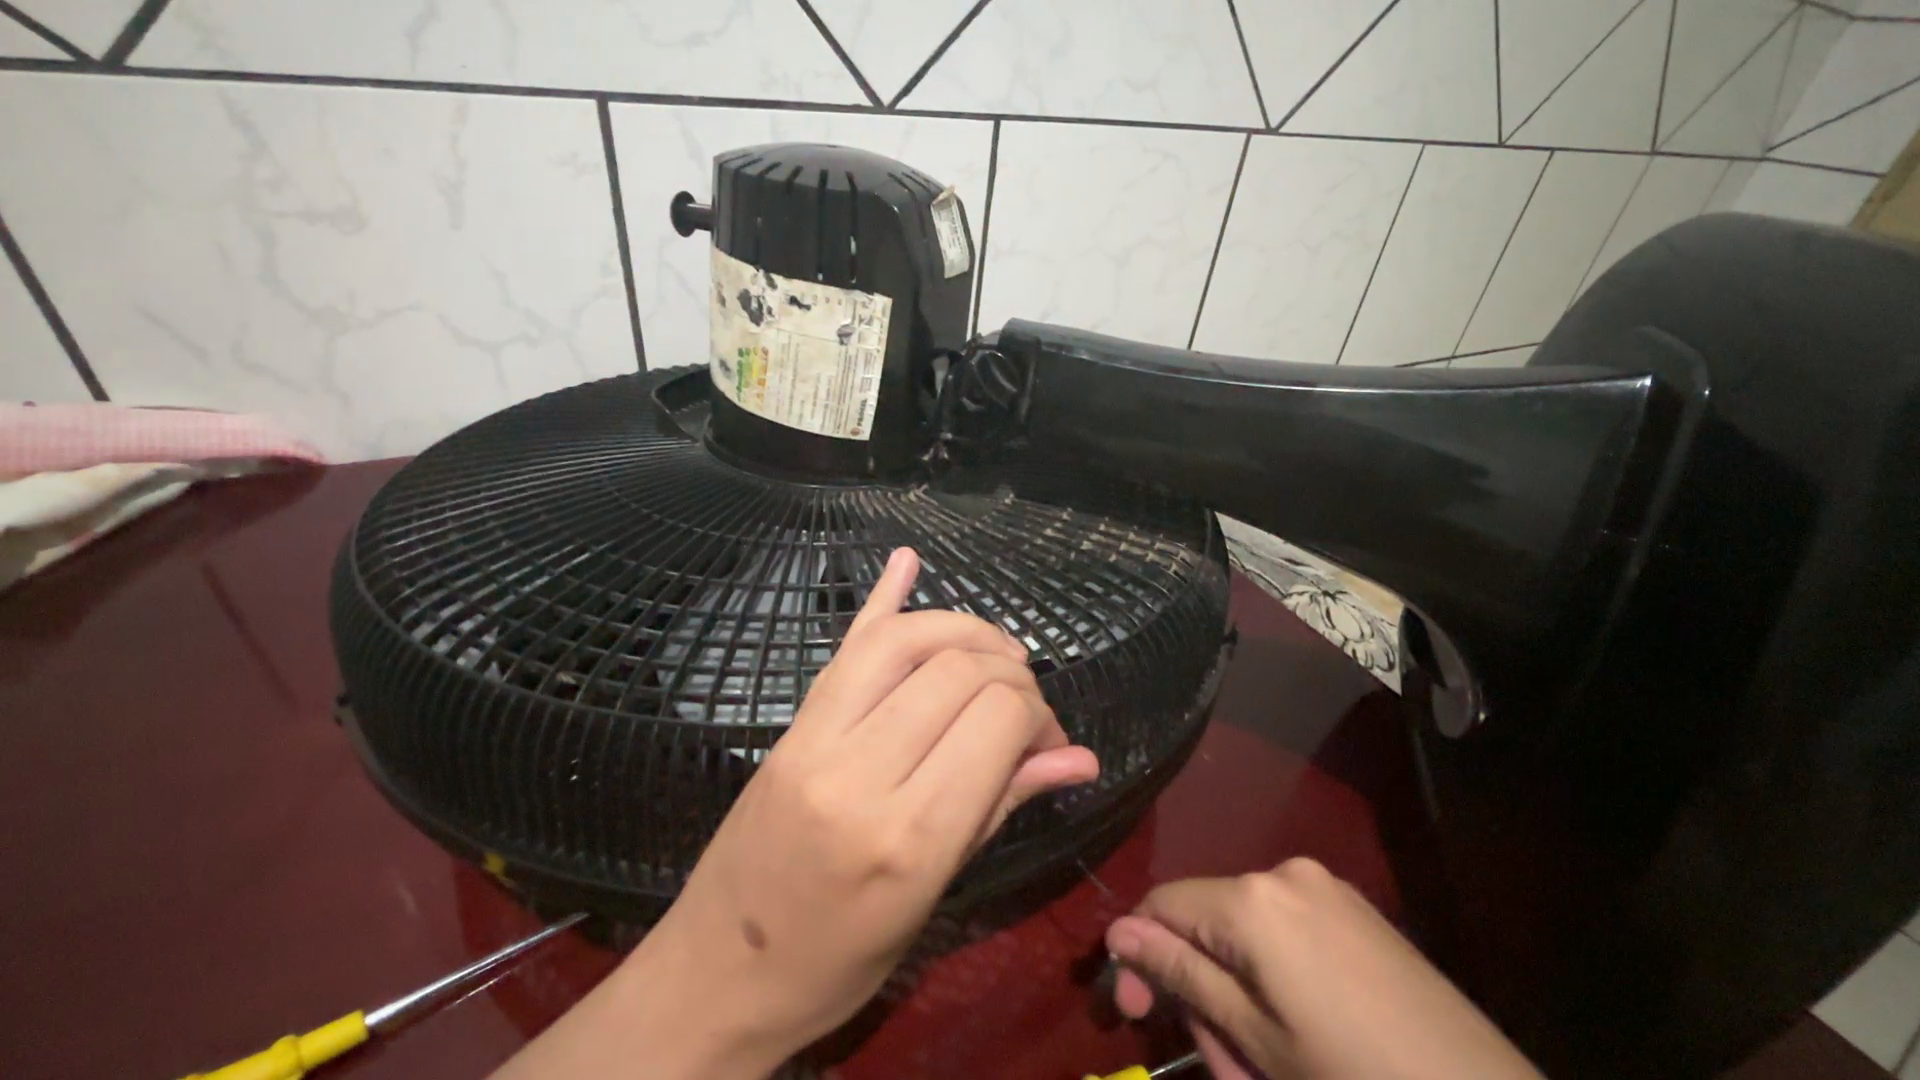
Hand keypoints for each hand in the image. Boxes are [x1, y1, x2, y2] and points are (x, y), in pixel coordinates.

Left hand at [492, 547, 1099, 1078]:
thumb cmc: (838, 963)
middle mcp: (858, 772)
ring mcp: (813, 740)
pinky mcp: (788, 727)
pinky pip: (844, 649)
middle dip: (1010, 675)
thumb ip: (999, 808)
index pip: (997, 719)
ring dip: (963, 631)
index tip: (1047, 743)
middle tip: (1022, 712)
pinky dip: (880, 601)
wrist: (715, 974)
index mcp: (907, 834)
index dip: (1039, 715)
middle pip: (957, 670)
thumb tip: (1079, 757)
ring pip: (903, 640)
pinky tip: (907, 562)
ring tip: (993, 657)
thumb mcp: (931, 898)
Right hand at [1107, 858, 1541, 1079]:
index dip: (1139, 955)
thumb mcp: (1254, 1037)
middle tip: (1220, 1056)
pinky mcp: (1356, 910)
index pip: (1162, 905)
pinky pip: (1286, 928)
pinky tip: (1297, 1024)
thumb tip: (1118, 933)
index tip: (1137, 1013)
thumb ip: (1181, 975)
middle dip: (1195, 982)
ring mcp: (1326, 888)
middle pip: (1205, 918)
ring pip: (1244, 928)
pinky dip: (1271, 970)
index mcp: (1251, 899)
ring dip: (1233, 984)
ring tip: (1262, 1054)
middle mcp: (1283, 874)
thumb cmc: (1352, 1073)